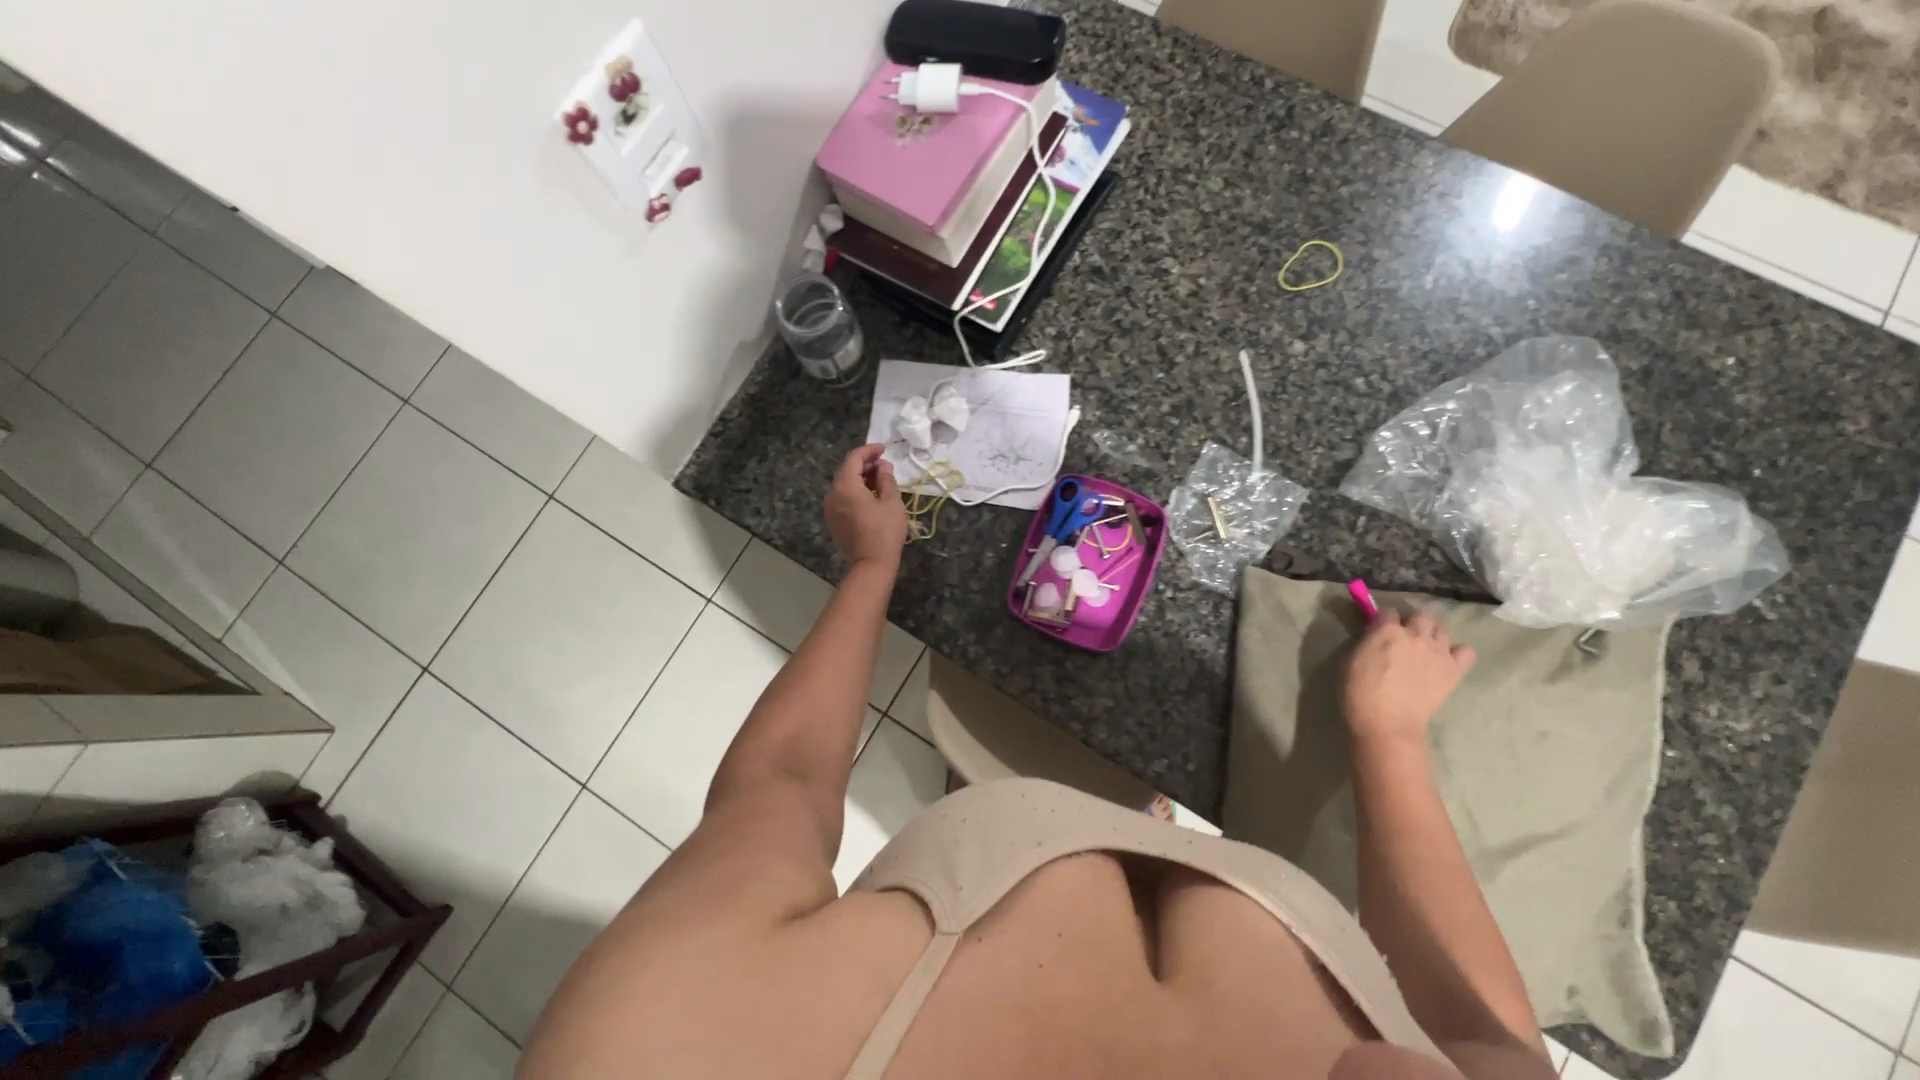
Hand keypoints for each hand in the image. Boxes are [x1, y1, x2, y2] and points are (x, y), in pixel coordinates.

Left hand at [825, 443, 906, 569]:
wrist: (871, 565)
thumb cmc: (885, 532)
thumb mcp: (892, 502)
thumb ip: (886, 479)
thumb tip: (882, 466)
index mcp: (846, 487)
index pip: (854, 459)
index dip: (869, 451)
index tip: (884, 449)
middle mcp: (833, 494)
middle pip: (846, 471)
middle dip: (864, 464)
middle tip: (883, 464)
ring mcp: (830, 509)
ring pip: (843, 484)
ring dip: (860, 478)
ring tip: (879, 479)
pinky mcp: (833, 520)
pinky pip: (842, 498)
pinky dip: (855, 491)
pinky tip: (870, 495)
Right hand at [1343, 609, 1475, 748]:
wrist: (1387, 723)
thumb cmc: (1358, 693)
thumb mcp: (1348, 660)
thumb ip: (1365, 642)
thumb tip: (1374, 637)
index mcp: (1386, 630)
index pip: (1388, 612)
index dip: (1383, 621)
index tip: (1379, 631)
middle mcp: (1415, 634)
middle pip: (1421, 616)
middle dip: (1412, 623)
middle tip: (1404, 639)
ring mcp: (1438, 651)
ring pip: (1442, 629)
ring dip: (1433, 636)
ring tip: (1425, 649)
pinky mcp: (1454, 670)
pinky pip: (1466, 651)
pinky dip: (1458, 653)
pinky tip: (1446, 661)